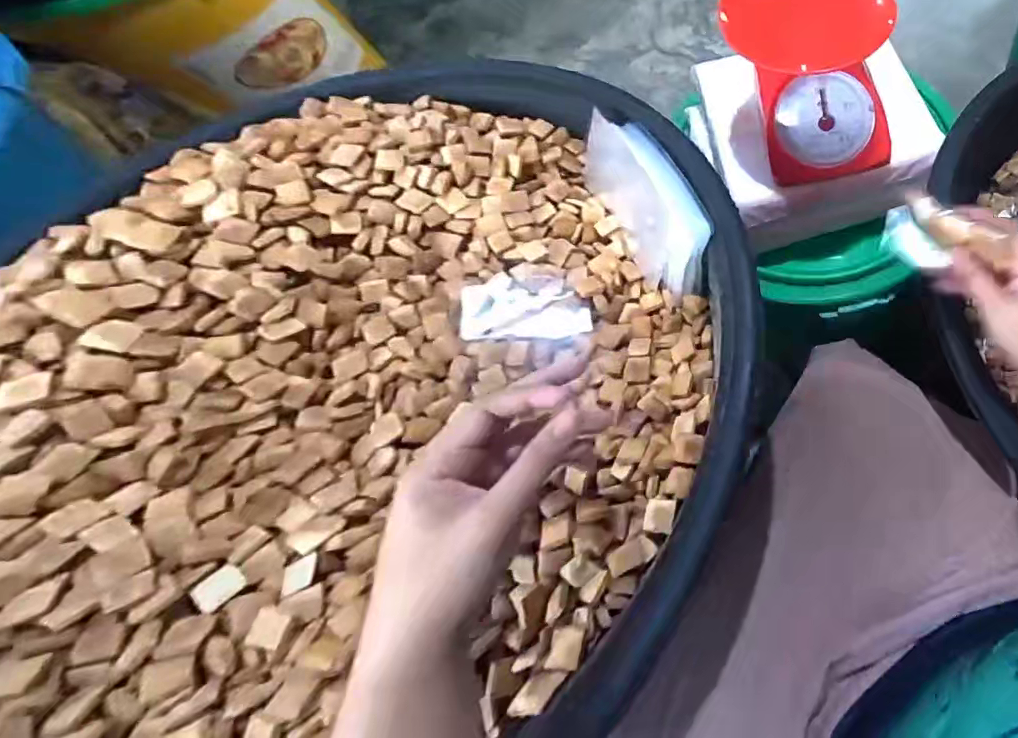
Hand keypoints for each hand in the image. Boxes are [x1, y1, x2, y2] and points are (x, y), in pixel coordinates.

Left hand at [358, 349, 605, 665]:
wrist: (418, 650)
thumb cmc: (445, 577)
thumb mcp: (495, 516)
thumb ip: (537, 461)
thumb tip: (577, 410)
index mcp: (436, 463)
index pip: (487, 413)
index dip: (531, 397)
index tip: (573, 391)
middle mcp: (452, 467)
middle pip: (503, 421)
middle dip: (545, 397)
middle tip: (586, 366)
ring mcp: (471, 488)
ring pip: (518, 446)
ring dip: (556, 432)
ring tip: (600, 418)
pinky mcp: (487, 508)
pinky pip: (522, 472)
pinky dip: (550, 461)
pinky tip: (582, 451)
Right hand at [936, 213, 1017, 378]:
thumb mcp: (996, 308)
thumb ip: (975, 277)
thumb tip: (954, 251)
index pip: (1003, 228)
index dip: (978, 217)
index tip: (951, 213)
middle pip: (993, 243)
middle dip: (963, 238)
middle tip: (935, 233)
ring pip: (987, 261)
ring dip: (962, 260)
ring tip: (932, 256)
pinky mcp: (1014, 296)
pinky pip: (989, 279)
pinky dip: (969, 279)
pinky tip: (943, 282)